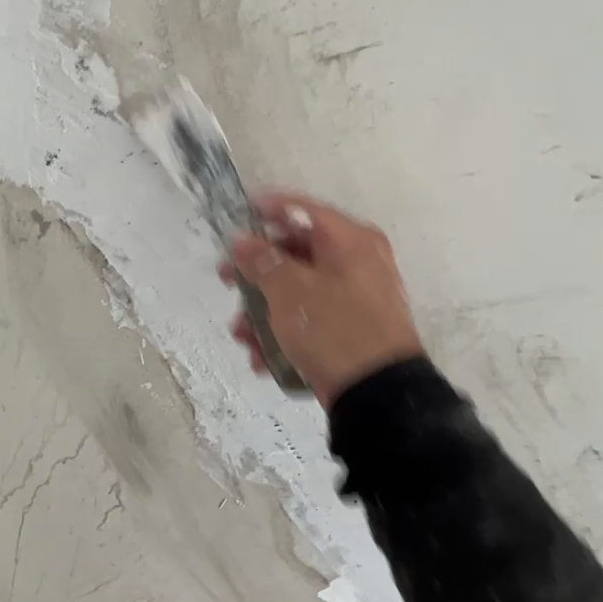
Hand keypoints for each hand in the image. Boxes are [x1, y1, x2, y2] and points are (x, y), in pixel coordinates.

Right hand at [218, 191, 423, 408]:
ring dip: (261, 311)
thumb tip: (240, 240)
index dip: (266, 210)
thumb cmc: (333, 328)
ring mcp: (352, 297)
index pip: (302, 210)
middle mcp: (355, 262)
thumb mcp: (289, 291)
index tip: (236, 214)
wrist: (376, 391)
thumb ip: (261, 260)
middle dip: (255, 274)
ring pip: (294, 290)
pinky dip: (280, 333)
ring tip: (242, 336)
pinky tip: (261, 357)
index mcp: (350, 241)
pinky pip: (305, 318)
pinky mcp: (346, 328)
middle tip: (226, 281)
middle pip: (293, 253)